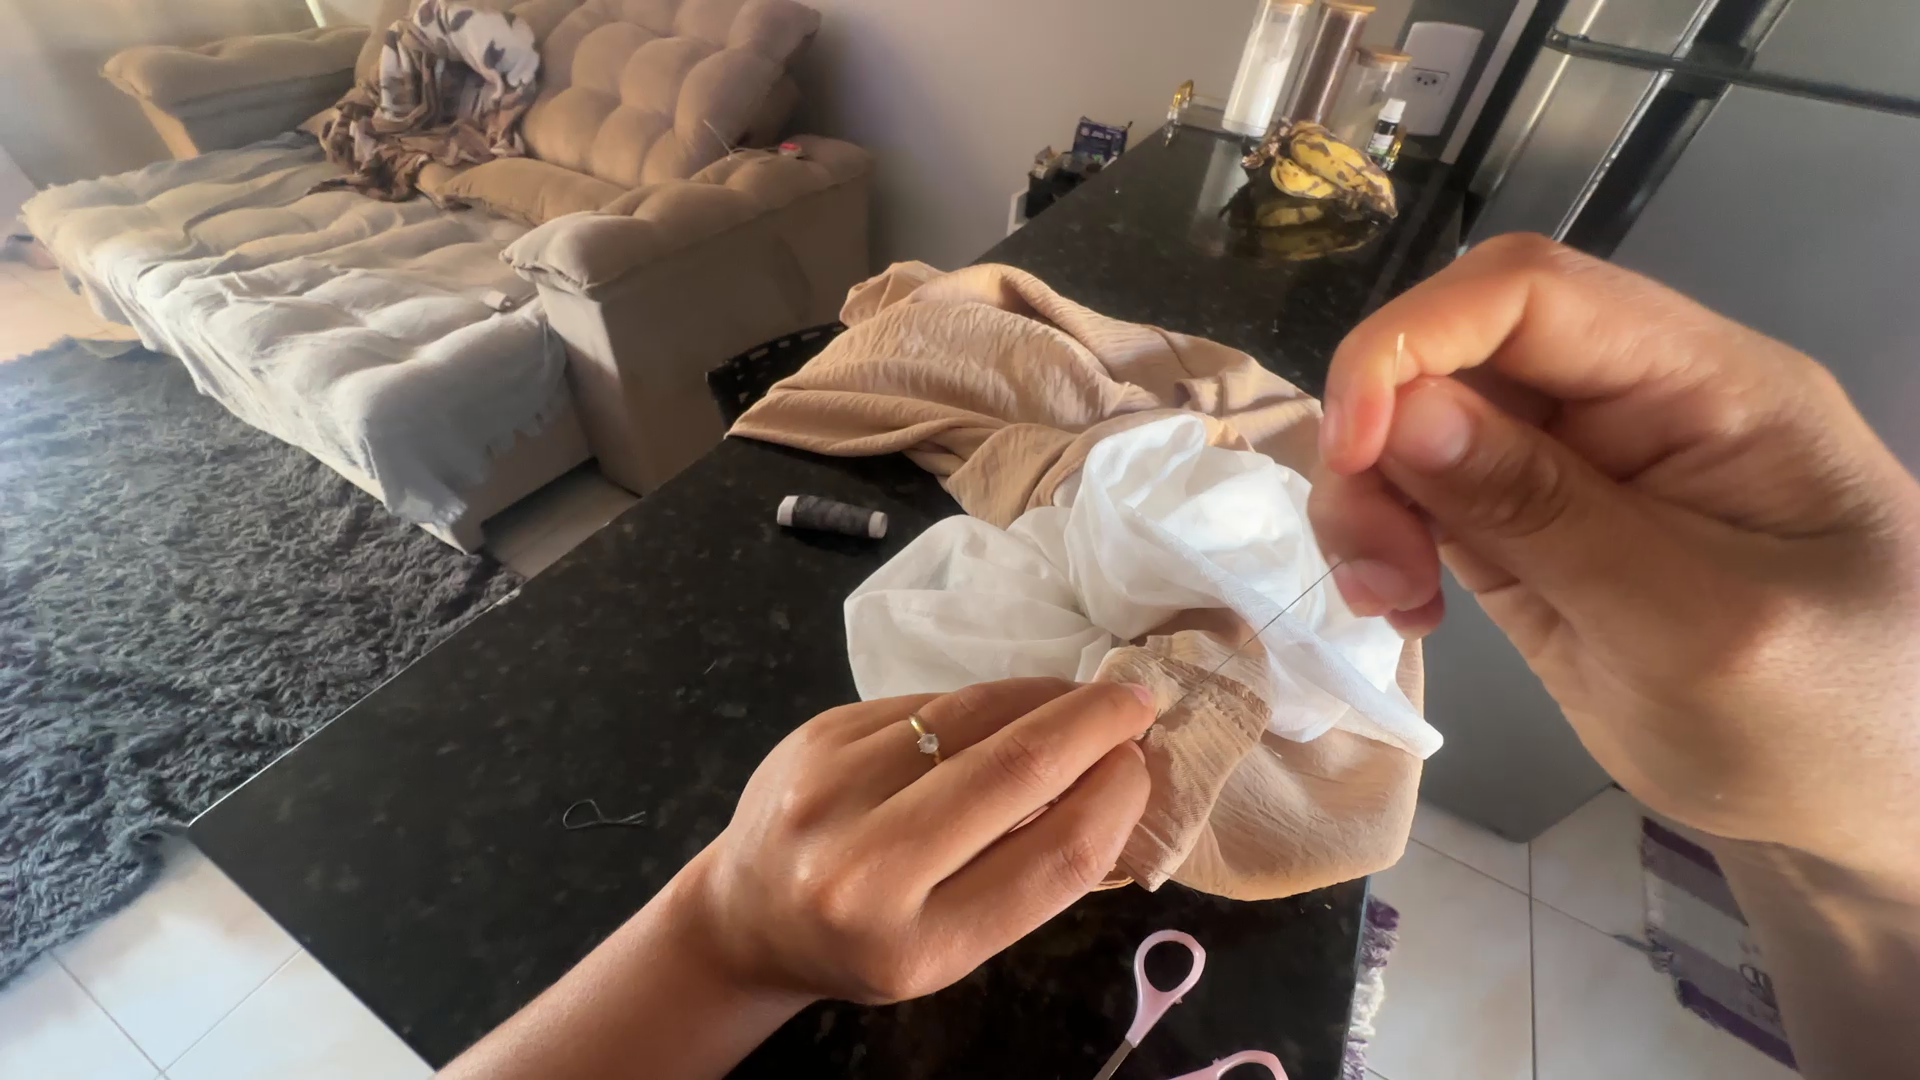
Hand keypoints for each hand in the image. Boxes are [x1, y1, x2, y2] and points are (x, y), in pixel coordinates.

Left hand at [683, 678, 1152, 1003]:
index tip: (1141, 765)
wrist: (748, 909)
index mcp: (917, 945)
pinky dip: (986, 699)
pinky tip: (1008, 705)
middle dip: (1094, 721)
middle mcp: (866, 866)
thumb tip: (1109, 775)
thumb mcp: (950, 939)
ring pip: (973, 713)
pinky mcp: (821, 730)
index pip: (1052, 857)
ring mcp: (833, 784)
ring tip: (1081, 697)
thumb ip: (1026, 868)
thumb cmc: (865, 938)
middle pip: (1015, 768)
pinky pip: (931, 700)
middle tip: (1137, 701)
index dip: (1115, 800)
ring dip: (1045, 695)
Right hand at [1307, 234, 1919, 874]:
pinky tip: (1403, 607)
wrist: (1844, 799)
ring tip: (1390, 599)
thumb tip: (1401, 419)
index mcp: (1698, 384)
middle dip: (1372, 453)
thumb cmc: (1824, 720)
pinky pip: (1403, 496)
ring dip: (1363, 507)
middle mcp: (1612, 401)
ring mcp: (1550, 460)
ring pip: (1399, 432)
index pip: (1521, 295)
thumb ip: (1543, 511)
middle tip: (1374, 567)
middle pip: (1438, 362)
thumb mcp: (1688, 624)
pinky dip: (1375, 543)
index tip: (1350, 452)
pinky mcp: (1502, 517)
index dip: (1406, 346)